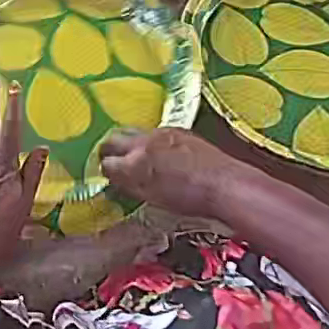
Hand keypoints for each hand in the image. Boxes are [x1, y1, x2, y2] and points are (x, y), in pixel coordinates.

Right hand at [99, 127, 250, 218]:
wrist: (224, 184)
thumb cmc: (189, 199)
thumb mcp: (152, 198)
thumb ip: (130, 186)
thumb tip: (116, 178)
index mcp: (135, 163)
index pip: (107, 163)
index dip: (104, 170)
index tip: (107, 175)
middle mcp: (145, 142)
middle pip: (115, 139)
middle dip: (109, 149)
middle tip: (110, 161)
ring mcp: (162, 133)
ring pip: (134, 132)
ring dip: (129, 143)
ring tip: (134, 157)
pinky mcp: (178, 130)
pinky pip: (154, 132)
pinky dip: (149, 141)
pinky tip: (158, 153)